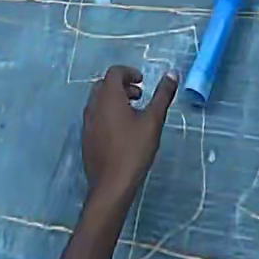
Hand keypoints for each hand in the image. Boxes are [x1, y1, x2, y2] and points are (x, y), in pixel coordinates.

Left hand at [81, 65, 176, 205]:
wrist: (111, 186)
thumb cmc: (133, 150)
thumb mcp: (153, 121)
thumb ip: (163, 95)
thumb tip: (172, 73)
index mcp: (109, 97)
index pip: (114, 72)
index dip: (129, 72)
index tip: (142, 81)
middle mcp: (94, 105)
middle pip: (105, 84)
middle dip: (122, 85)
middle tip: (139, 96)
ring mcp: (87, 122)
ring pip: (99, 100)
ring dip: (114, 99)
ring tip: (133, 113)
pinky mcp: (86, 137)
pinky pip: (95, 116)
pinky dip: (107, 113)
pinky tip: (121, 131)